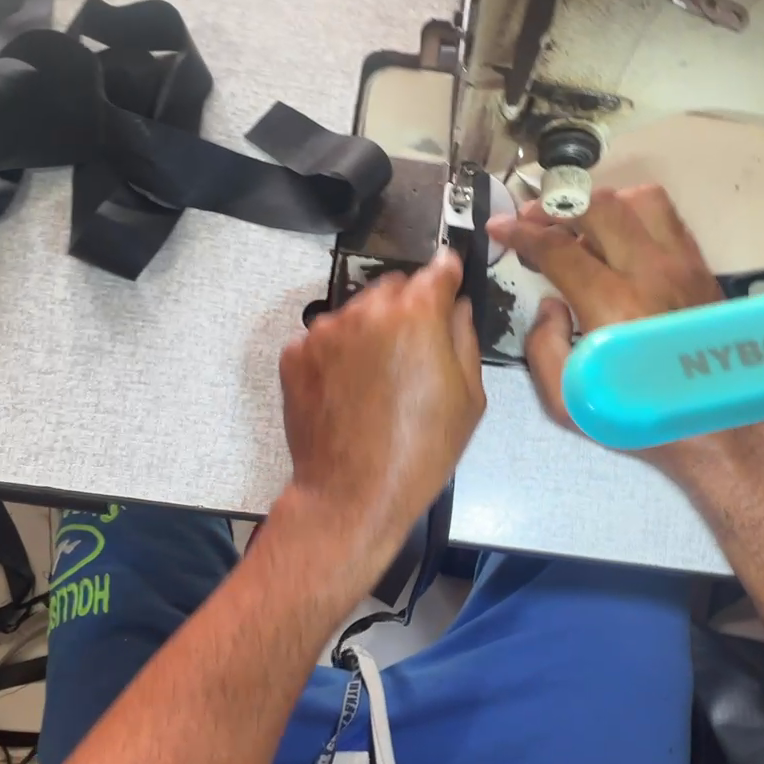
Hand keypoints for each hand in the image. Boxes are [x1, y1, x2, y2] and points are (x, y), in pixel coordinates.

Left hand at [276, 248, 485, 563]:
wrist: (352, 494)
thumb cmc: (420, 452)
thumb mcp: (468, 399)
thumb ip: (464, 338)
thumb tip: (456, 308)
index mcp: (416, 314)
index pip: (438, 269)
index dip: (447, 274)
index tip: (450, 280)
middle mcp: (366, 310)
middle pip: (393, 288)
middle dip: (407, 309)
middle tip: (413, 354)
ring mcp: (323, 331)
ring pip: (355, 313)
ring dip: (369, 332)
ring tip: (376, 381)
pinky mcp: (295, 354)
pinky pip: (324, 340)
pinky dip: (336, 355)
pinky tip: (347, 392)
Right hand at [486, 185, 763, 477]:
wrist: (715, 427)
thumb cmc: (635, 417)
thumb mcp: (568, 401)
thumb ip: (543, 349)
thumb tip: (549, 306)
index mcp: (613, 305)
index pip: (558, 249)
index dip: (521, 232)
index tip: (499, 227)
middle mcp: (651, 272)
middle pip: (598, 208)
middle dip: (556, 206)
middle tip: (532, 218)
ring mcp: (683, 264)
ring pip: (640, 200)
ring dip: (602, 203)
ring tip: (580, 224)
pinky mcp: (702, 267)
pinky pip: (668, 217)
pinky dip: (635, 213)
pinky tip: (619, 237)